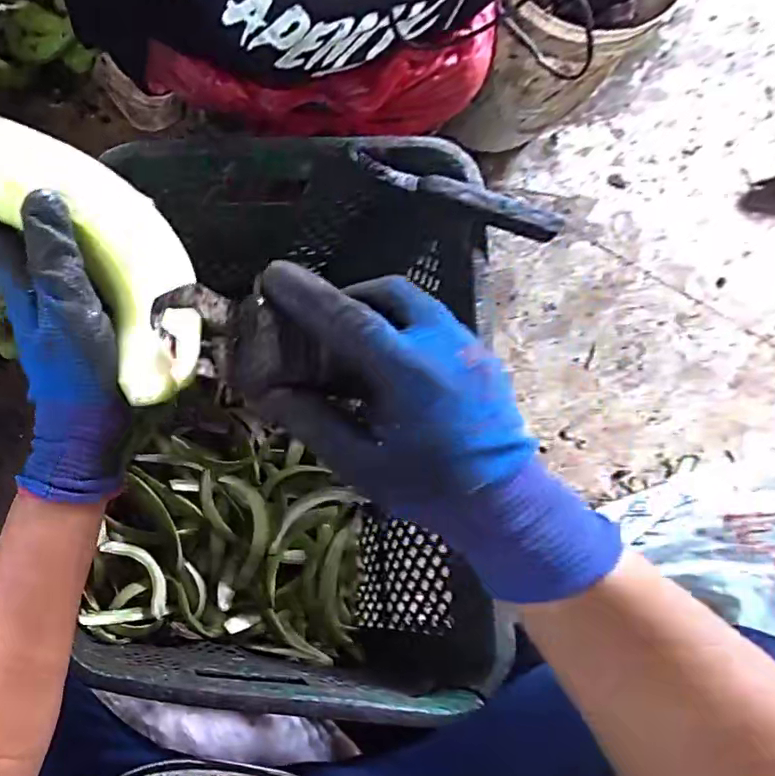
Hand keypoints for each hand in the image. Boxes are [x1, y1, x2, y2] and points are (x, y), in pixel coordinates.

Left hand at [0, 190, 128, 502]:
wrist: (92, 427)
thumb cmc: (77, 371)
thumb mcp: (66, 308)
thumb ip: (53, 256)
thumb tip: (40, 193)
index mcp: (21, 282)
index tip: (4, 153)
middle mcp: (34, 288)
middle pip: (25, 231)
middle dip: (37, 198)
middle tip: (61, 163)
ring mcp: (59, 303)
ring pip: (55, 249)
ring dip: (68, 221)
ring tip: (93, 189)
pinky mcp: (84, 316)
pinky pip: (82, 269)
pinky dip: (92, 249)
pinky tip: (115, 237)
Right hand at [250, 261, 620, 602]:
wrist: (503, 500)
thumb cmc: (426, 488)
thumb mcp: (360, 464)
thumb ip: (315, 423)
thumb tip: (271, 395)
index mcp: (409, 375)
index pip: (349, 320)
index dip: (308, 296)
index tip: (275, 274)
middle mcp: (442, 346)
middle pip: (386, 294)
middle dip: (344, 295)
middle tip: (313, 317)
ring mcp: (467, 345)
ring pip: (413, 303)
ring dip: (372, 309)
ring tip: (344, 340)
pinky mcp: (478, 354)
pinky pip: (430, 322)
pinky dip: (396, 327)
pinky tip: (381, 363)